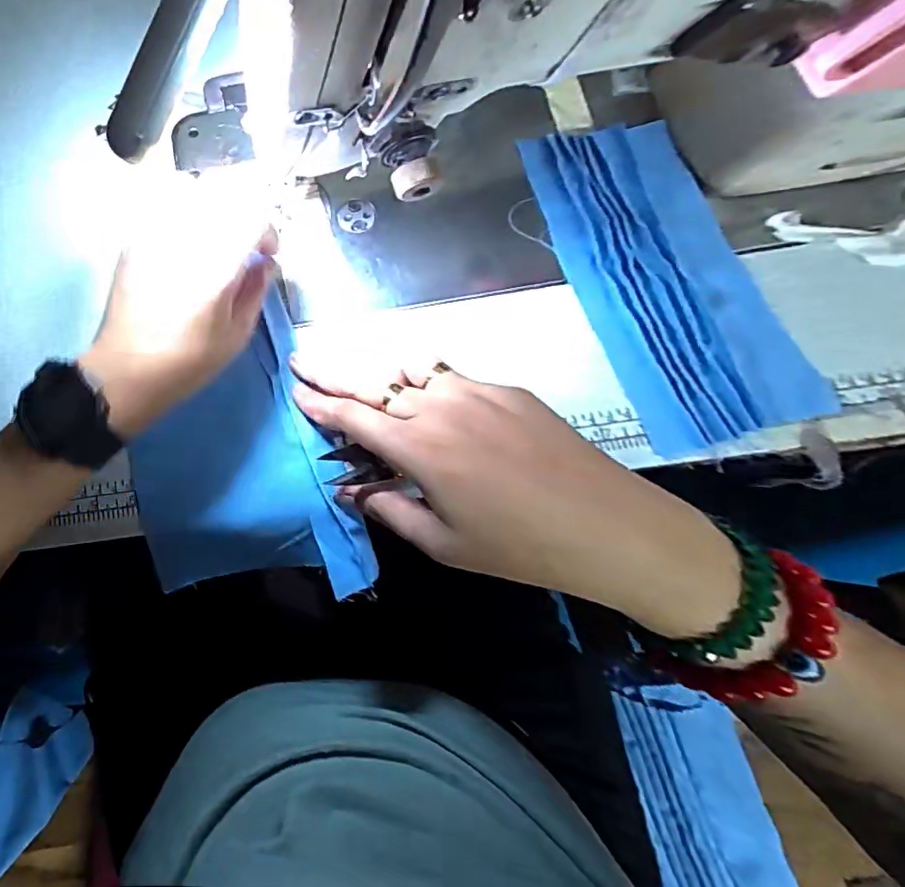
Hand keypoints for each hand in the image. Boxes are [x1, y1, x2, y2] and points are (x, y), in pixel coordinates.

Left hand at [80, 176, 278, 436]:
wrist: (126, 371)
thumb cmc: (188, 362)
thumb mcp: (236, 335)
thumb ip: (256, 291)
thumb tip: (265, 263)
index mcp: (217, 267)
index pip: (254, 218)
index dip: (268, 232)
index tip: (267, 254)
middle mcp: (187, 241)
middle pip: (226, 197)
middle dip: (244, 214)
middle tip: (244, 242)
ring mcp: (155, 235)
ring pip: (193, 192)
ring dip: (213, 206)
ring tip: (216, 234)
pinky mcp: (134, 239)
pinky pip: (163, 205)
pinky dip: (183, 208)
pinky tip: (187, 236)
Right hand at [290, 353, 742, 639]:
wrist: (608, 524)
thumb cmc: (518, 547)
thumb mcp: (444, 542)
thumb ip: (390, 509)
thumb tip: (351, 489)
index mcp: (419, 448)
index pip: (354, 417)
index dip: (321, 404)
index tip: (297, 391)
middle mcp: (440, 407)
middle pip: (374, 380)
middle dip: (333, 370)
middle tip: (304, 357)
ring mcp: (476, 390)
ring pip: (412, 369)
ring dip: (379, 370)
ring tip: (359, 373)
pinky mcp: (506, 388)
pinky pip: (452, 376)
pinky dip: (425, 380)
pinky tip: (424, 393)